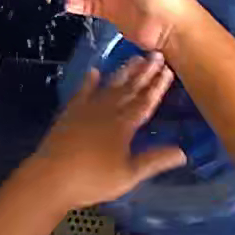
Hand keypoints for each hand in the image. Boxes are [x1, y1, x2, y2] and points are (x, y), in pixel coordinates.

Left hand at [23, 53, 186, 210]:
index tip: (168, 69)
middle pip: (130, 88)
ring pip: (111, 85)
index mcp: (124, 125)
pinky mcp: (71, 112)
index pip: (146, 101)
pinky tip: (94, 71)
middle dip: (145, 72)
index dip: (158, 86)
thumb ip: (155, 160)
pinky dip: (89, 81)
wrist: (51, 178)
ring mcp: (88, 109)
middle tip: (157, 54)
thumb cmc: (92, 180)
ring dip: (124, 71)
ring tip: (136, 57)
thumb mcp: (129, 175)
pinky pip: (83, 91)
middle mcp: (108, 110)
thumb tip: (183, 152)